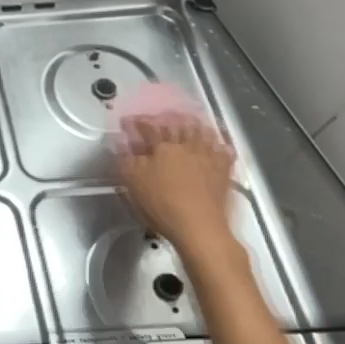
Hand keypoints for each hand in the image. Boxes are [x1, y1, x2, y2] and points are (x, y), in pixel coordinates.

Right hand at [118, 113, 236, 256]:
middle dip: (169, 117)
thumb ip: (125, 159)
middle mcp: (186, 146)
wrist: (200, 228)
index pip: (148, 127)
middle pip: (178, 124)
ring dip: (195, 125)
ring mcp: (208, 157)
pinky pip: (224, 150)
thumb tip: (120, 141)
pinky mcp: (224, 171)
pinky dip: (221, 143)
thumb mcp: (132, 182)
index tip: (129, 121)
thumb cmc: (161, 204)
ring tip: (190, 121)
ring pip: (202, 133)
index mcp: (162, 147)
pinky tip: (219, 143)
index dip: (138, 122)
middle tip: (163, 115)